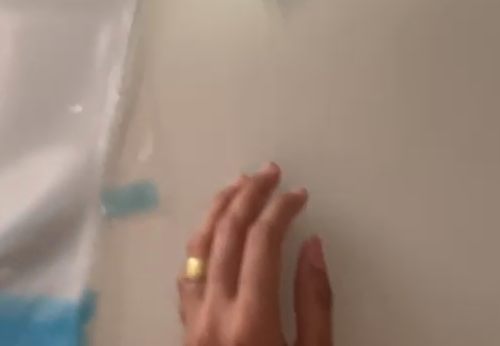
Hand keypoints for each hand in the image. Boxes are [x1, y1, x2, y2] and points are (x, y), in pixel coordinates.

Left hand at [178, 164, 333, 345]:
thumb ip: (315, 304)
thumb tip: (312, 245)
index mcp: (252, 319)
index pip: (263, 242)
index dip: (281, 209)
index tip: (299, 194)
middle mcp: (215, 312)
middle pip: (228, 233)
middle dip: (251, 195)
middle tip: (271, 172)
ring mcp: (194, 319)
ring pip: (200, 246)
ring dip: (221, 208)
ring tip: (241, 184)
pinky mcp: (184, 327)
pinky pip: (188, 271)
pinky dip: (202, 240)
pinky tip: (216, 227)